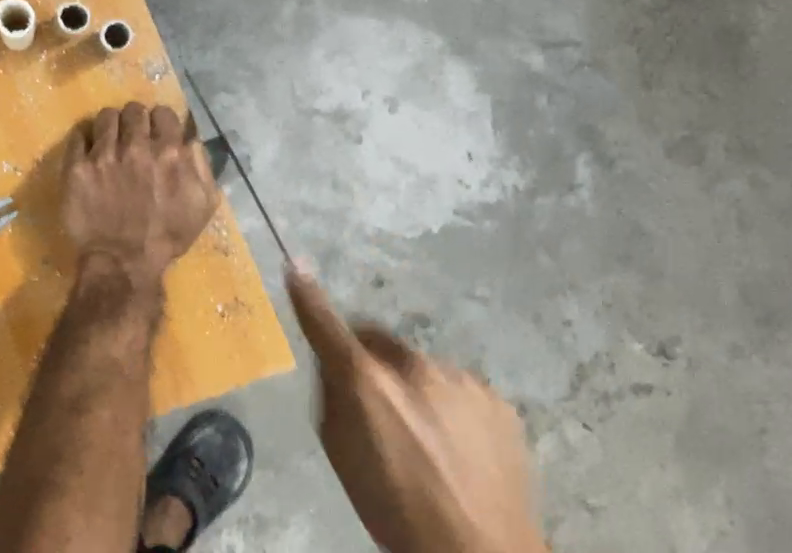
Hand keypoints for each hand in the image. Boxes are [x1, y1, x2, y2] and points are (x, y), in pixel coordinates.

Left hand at [59, 103, 217, 283]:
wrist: (123, 262)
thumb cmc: (167, 236)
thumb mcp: (203, 205)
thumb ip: (201, 166)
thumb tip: (190, 139)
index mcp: (170, 154)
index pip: (163, 113)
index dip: (160, 121)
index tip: (155, 130)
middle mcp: (136, 147)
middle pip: (133, 110)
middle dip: (134, 119)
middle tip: (131, 134)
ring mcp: (104, 156)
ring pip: (105, 117)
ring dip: (109, 125)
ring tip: (108, 139)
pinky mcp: (77, 167)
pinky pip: (78, 135)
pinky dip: (83, 138)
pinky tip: (87, 149)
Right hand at [287, 266, 547, 552]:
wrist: (479, 552)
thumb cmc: (393, 506)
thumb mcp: (340, 451)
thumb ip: (333, 395)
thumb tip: (334, 362)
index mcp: (366, 381)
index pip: (326, 325)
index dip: (307, 295)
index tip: (294, 267)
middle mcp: (414, 367)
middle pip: (379, 344)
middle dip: (371, 362)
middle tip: (376, 407)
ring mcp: (461, 380)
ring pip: (421, 369)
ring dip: (414, 387)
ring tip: (426, 439)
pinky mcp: (496, 400)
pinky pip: (458, 389)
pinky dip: (448, 406)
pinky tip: (456, 446)